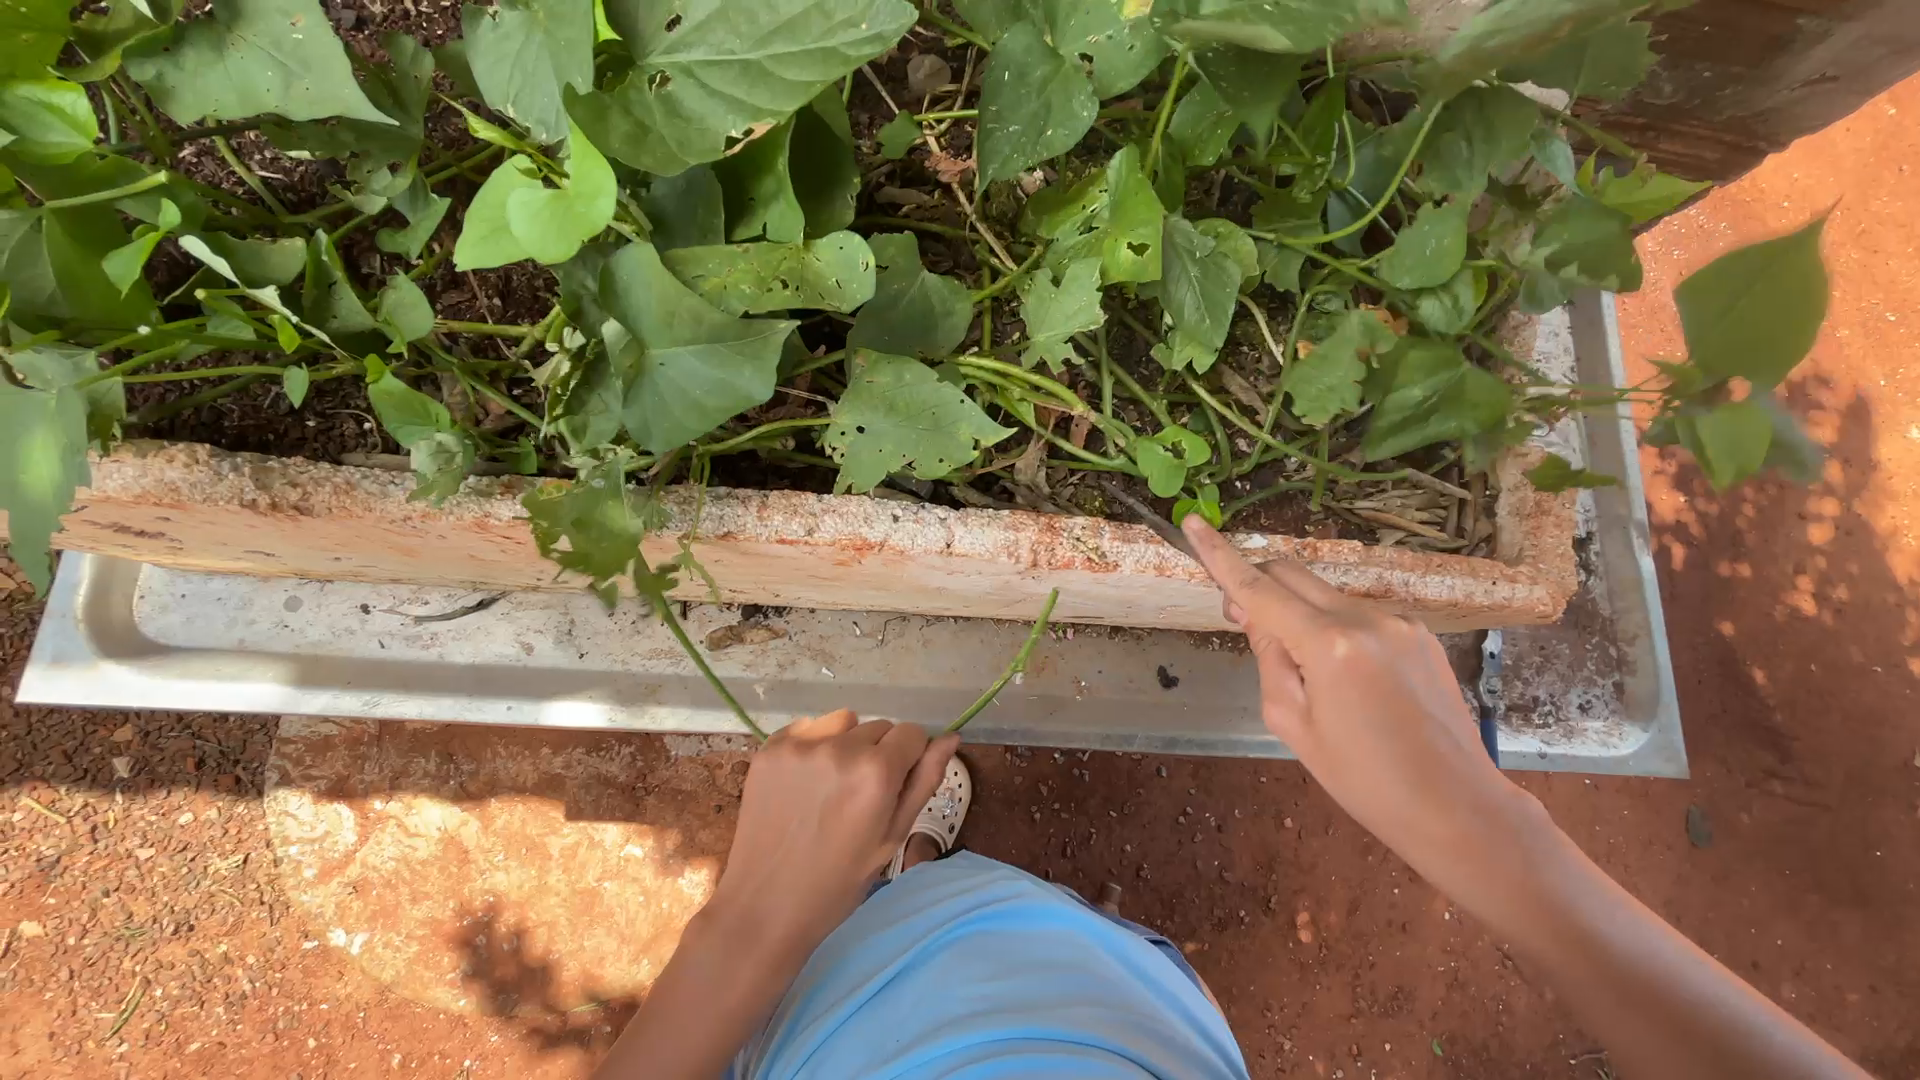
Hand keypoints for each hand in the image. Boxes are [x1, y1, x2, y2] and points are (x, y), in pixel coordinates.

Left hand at [709, 710, 957, 948]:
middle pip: (880, 727)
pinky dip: (814, 746)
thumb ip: (925, 781)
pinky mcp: (771, 748)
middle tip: (860, 796)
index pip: (913, 733)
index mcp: (877, 772)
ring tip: (831, 785)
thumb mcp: (893, 835)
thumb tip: (951, 738)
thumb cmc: (840, 880)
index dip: (910, 758)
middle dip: (879, 753)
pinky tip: (804, 783)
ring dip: (847, 743)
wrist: (766, 904)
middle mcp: (841, 748)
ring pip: (845, 722)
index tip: (896, 785)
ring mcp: (801, 745)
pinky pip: (808, 728)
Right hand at [1180, 516, 1539, 884]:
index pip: (1258, 588)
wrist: (1456, 806)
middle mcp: (1366, 618)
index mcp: (1329, 644)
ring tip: (1303, 671)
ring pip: (1323, 594)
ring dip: (1296, 612)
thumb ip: (1267, 657)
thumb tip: (1253, 614)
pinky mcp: (1418, 633)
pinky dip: (1330, 627)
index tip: (1194, 523)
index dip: (1219, 555)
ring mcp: (1398, 621)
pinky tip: (1343, 677)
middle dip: (1256, 585)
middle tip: (1241, 624)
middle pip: (1290, 574)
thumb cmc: (1363, 778)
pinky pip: (1356, 613)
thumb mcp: (1292, 722)